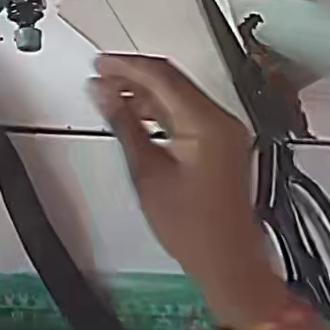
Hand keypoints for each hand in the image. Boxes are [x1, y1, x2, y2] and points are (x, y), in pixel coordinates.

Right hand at [88, 54, 263, 283]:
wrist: (229, 266)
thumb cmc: (195, 230)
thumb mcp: (146, 171)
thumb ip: (122, 122)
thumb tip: (102, 91)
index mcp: (207, 124)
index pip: (160, 76)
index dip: (125, 66)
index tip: (101, 63)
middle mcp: (221, 122)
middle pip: (170, 80)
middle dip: (132, 74)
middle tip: (102, 73)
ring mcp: (224, 132)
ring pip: (176, 92)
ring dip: (142, 89)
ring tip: (111, 92)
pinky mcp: (220, 142)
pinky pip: (185, 110)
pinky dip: (157, 106)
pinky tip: (134, 112)